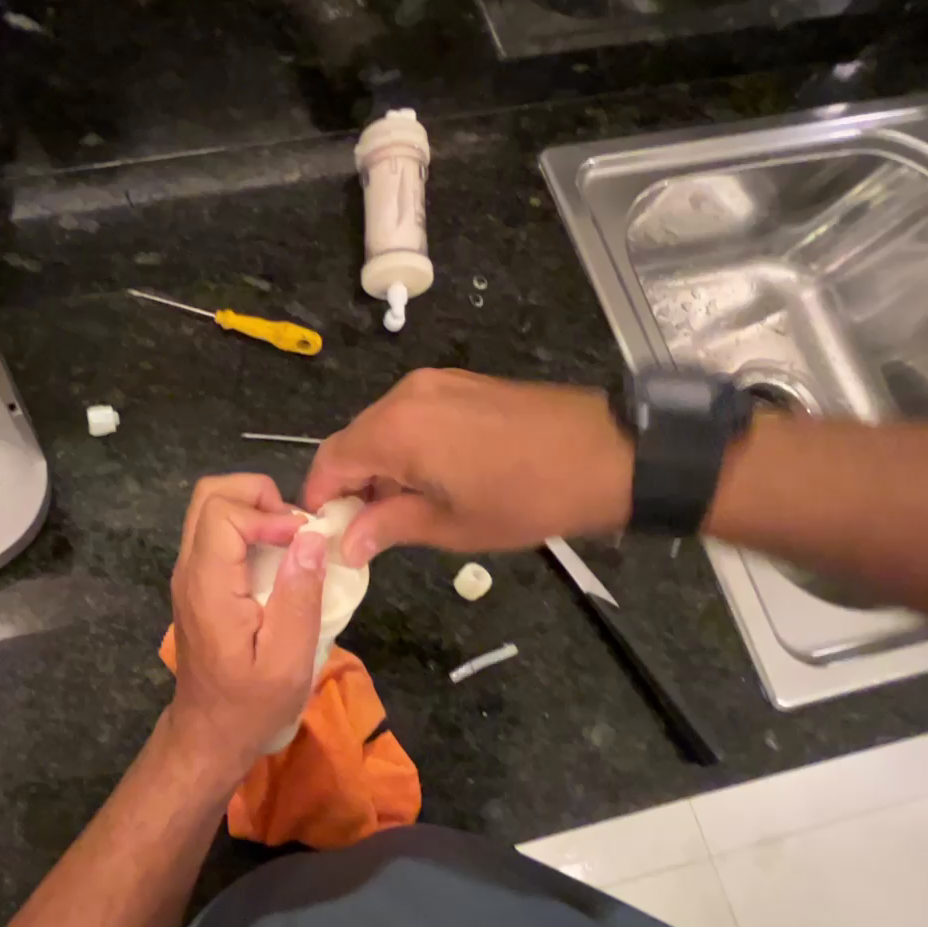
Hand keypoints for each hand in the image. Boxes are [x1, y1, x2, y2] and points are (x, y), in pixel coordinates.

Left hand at [166, 474, 329, 777]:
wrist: (209, 733)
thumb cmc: (251, 705)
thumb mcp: (288, 661)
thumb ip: (299, 597)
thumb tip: (311, 538)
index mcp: (208, 586)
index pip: (223, 512)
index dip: (267, 513)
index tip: (302, 541)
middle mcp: (190, 570)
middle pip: (209, 494)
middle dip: (258, 495)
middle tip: (295, 529)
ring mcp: (189, 573)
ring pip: (209, 507)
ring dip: (253, 508)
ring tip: (291, 540)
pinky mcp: (198, 580)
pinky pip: (216, 531)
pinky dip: (248, 526)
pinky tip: (278, 556)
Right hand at [303, 369, 633, 564]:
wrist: (607, 452)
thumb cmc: (524, 498)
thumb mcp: (450, 525)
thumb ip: (387, 526)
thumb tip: (347, 543)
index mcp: (395, 429)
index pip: (330, 460)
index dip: (320, 497)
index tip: (326, 530)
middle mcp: (404, 396)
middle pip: (353, 440)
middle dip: (350, 483)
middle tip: (365, 526)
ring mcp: (433, 384)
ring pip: (381, 427)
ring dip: (379, 465)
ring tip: (402, 506)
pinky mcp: (459, 383)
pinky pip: (411, 415)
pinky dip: (405, 446)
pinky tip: (431, 476)